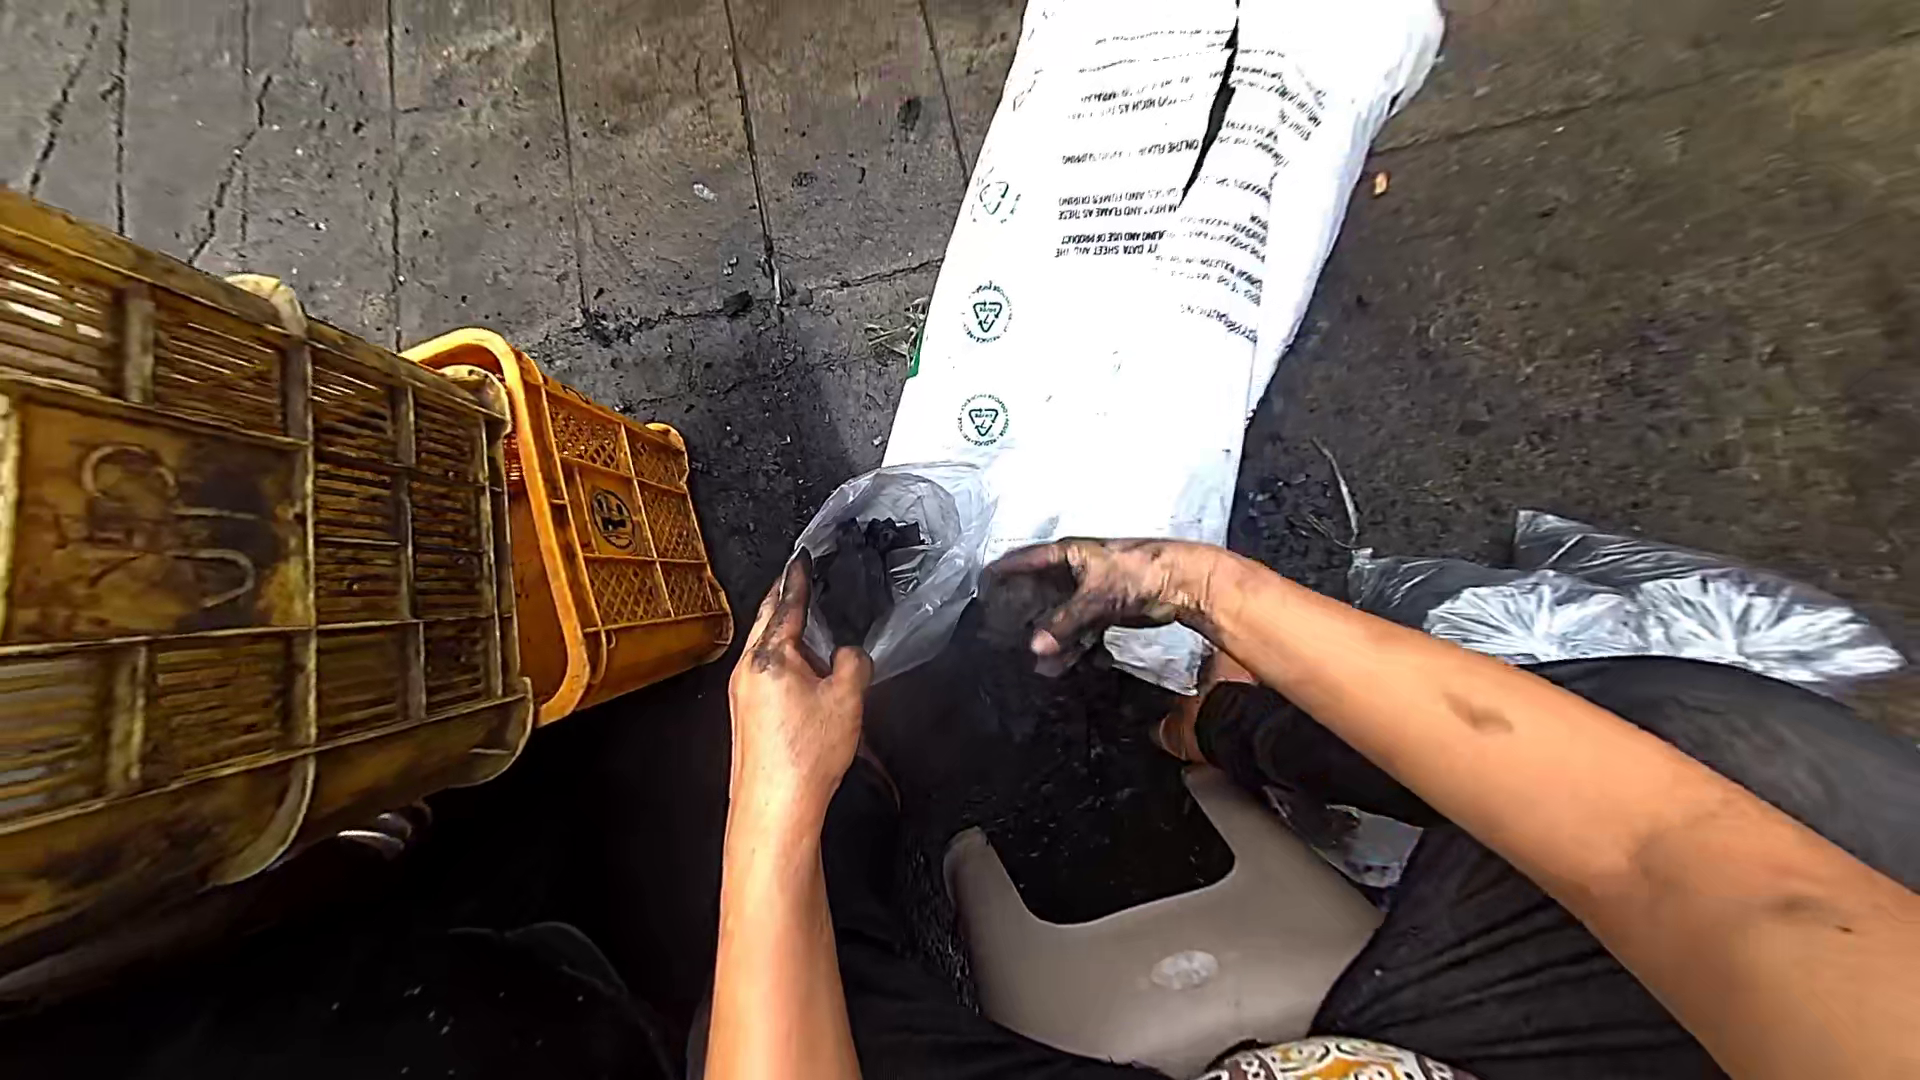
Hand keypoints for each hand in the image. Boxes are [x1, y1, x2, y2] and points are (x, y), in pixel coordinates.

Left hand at [728, 553, 873, 824]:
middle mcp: (748, 670)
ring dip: (786, 633)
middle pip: (768, 621)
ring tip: (812, 633)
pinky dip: (784, 660)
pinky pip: (765, 672)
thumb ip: (852, 662)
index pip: (787, 604)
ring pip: (766, 648)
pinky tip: (804, 675)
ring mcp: (741, 693)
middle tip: (799, 583)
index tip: (800, 559)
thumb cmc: (805, 756)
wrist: (775, 807)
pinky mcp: (745, 713)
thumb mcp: (847, 698)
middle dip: (784, 599)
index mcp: (770, 657)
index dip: (798, 578)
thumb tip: (848, 654)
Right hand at [985, 539, 1227, 674]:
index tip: (980, 588)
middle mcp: (1072, 571)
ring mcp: (1087, 591)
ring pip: (1060, 616)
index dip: (1002, 572)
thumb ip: (1064, 621)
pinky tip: (1064, 665)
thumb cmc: (1136, 572)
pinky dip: (1073, 646)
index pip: (1023, 560)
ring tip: (1038, 665)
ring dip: (1051, 639)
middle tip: (1002, 637)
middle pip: (1039, 593)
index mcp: (1065, 555)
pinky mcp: (1103, 610)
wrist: (1182, 582)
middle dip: (1024, 616)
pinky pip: (1080, 629)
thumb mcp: (1096, 595)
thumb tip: (1035, 647)